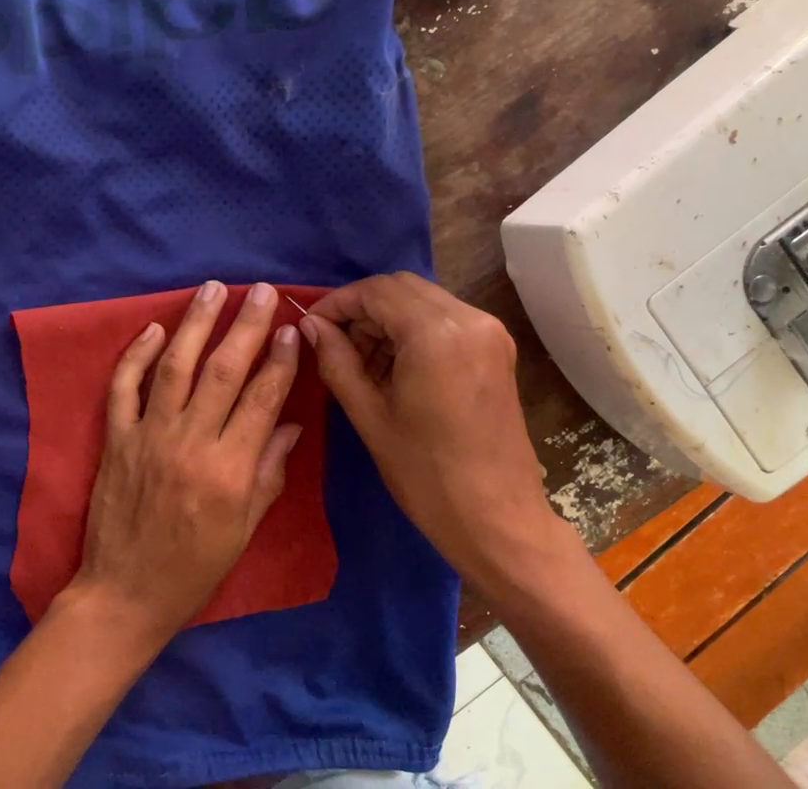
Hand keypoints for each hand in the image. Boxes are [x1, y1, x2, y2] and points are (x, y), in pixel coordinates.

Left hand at [69, 280, 304, 644]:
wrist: (125, 593)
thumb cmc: (195, 568)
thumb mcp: (245, 529)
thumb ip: (269, 472)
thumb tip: (289, 422)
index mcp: (230, 470)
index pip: (262, 399)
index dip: (280, 360)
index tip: (292, 328)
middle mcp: (190, 443)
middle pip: (223, 371)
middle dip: (246, 326)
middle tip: (261, 291)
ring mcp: (148, 436)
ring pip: (175, 366)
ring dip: (196, 323)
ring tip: (213, 289)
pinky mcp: (116, 438)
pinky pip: (124, 387)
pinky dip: (136, 354)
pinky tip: (154, 327)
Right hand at [301, 273, 567, 589]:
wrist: (496, 519)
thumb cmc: (425, 473)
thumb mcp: (369, 415)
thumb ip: (336, 360)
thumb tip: (310, 325)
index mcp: (437, 333)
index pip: (376, 291)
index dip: (337, 303)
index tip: (310, 326)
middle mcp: (469, 319)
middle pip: (401, 288)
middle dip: (362, 309)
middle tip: (333, 344)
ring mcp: (489, 333)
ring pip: (423, 302)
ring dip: (387, 320)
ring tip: (360, 363)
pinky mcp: (496, 351)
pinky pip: (444, 321)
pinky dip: (412, 332)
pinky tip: (393, 368)